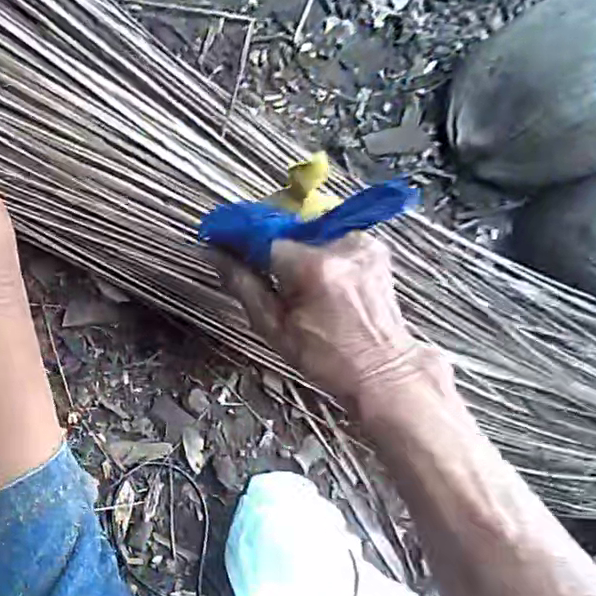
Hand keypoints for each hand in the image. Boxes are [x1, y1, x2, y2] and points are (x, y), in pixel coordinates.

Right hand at [213, 234, 440, 408]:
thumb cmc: (328, 357)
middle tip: (243, 260)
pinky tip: (307, 275)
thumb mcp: (272, 326)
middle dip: (261, 241)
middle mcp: (342, 246)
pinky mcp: (372, 246)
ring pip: (305, 229)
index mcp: (314, 268)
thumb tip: (214, 255)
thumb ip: (242, 284)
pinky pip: (328, 235)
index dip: (236, 237)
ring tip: (280, 276)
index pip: (263, 235)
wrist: (381, 368)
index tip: (218, 240)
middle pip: (284, 228)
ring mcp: (361, 243)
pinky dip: (311, 249)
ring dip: (286, 245)